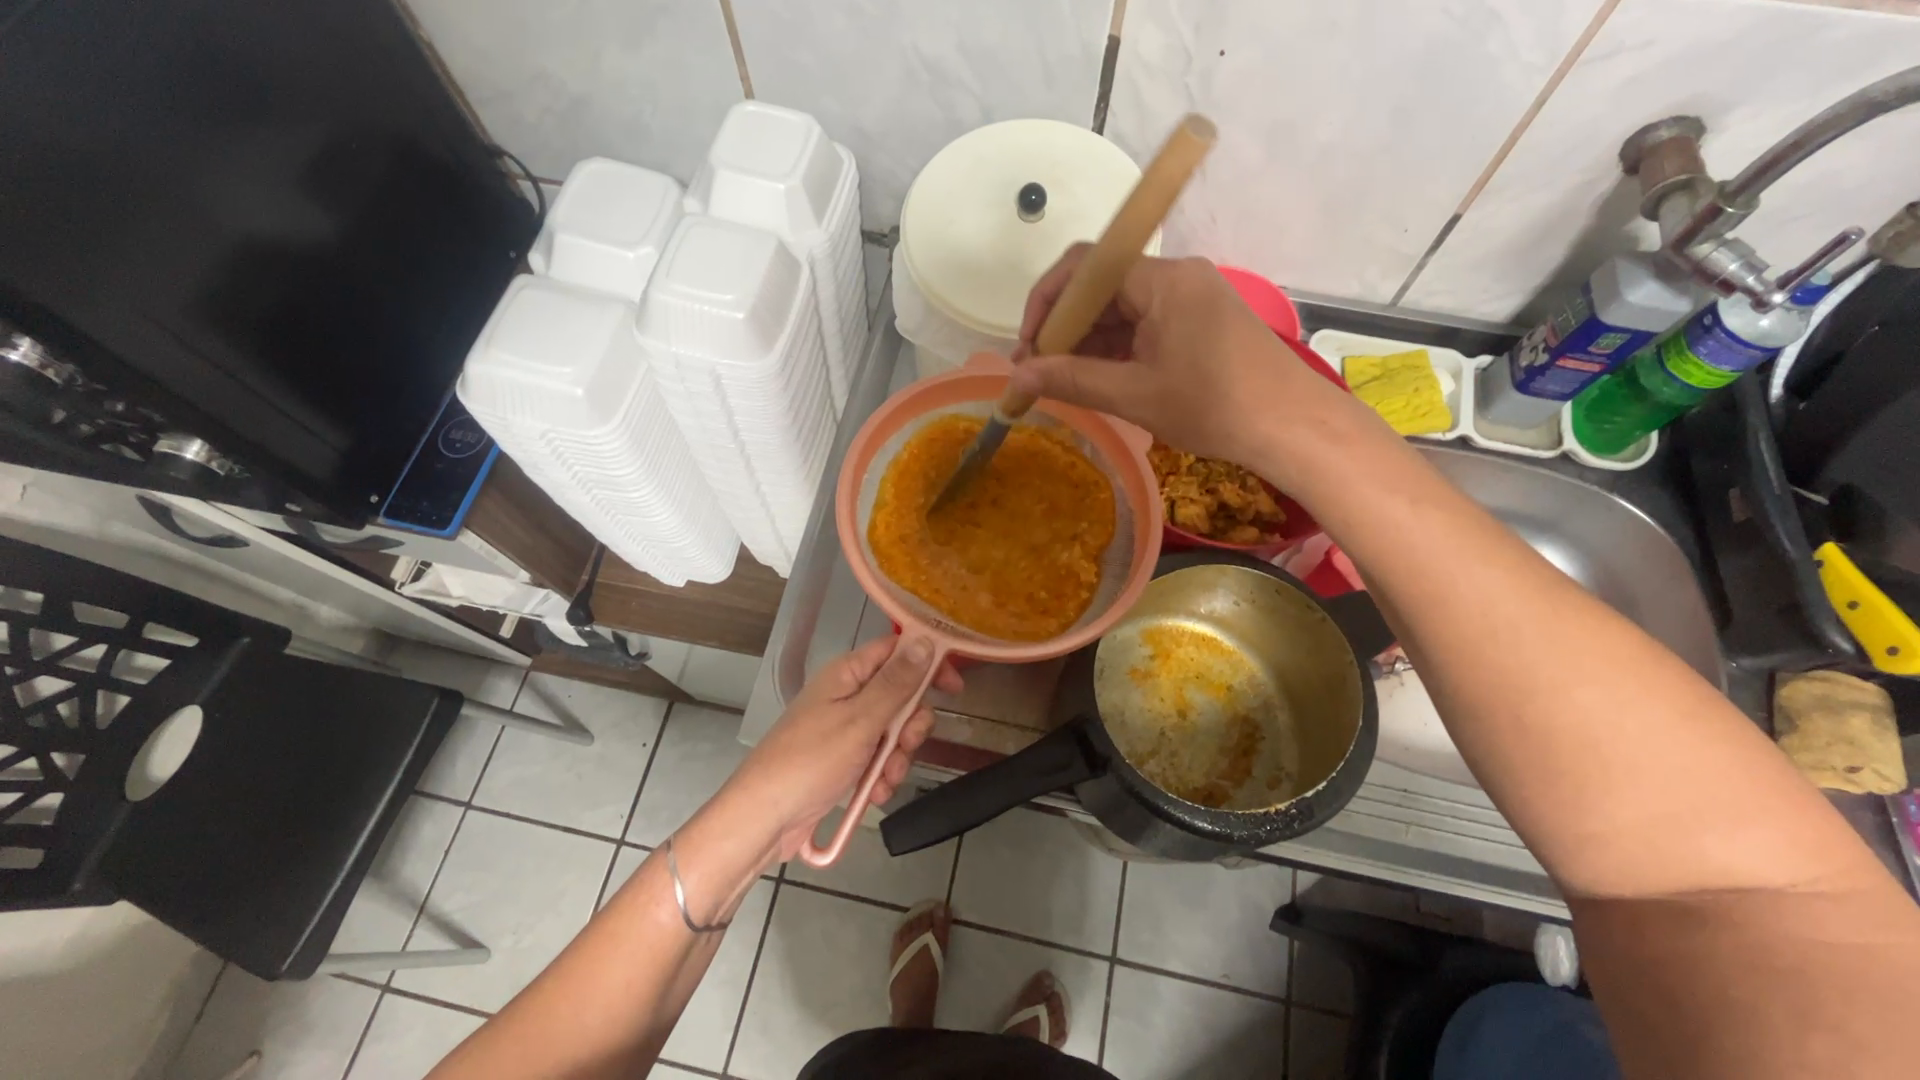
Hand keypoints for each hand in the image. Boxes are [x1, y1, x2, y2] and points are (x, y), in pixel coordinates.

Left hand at [718, 636, 963, 862]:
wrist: (766, 817)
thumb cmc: (811, 761)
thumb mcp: (861, 720)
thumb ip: (896, 683)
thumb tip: (925, 642)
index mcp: (848, 674)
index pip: (897, 651)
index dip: (927, 664)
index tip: (953, 689)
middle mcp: (847, 695)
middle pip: (901, 696)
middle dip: (911, 726)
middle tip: (904, 745)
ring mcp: (845, 729)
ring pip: (893, 732)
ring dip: (897, 757)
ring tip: (884, 779)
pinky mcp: (844, 759)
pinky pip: (878, 759)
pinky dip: (882, 775)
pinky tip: (874, 793)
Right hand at [1008, 246, 1354, 472]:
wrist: (1293, 427)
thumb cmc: (1215, 407)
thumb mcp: (1134, 395)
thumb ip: (1071, 380)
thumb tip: (1015, 380)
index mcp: (1163, 280)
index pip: (1085, 267)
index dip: (1046, 302)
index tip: (1027, 348)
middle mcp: (1177, 276)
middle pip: (1101, 286)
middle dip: (1064, 327)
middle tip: (1039, 372)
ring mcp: (1191, 297)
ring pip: (1121, 308)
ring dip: (1088, 342)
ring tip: (1064, 383)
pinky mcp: (1200, 320)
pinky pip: (1144, 323)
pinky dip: (1116, 348)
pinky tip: (1099, 379)